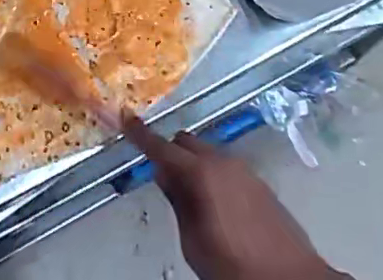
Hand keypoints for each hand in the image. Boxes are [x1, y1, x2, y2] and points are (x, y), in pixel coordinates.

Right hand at [122, 116, 347, 279]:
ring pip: (207, 153)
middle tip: (162, 178)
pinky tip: (216, 204)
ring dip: (193, 164)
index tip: (124, 117)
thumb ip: (177, 202)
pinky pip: (225, 167)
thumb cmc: (234, 268)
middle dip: (170, 152)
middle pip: (185, 142)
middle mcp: (221, 161)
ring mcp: (243, 169)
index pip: (160, 146)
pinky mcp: (259, 183)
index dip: (139, 133)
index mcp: (199, 173)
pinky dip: (212, 174)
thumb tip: (165, 175)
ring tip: (190, 196)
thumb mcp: (193, 243)